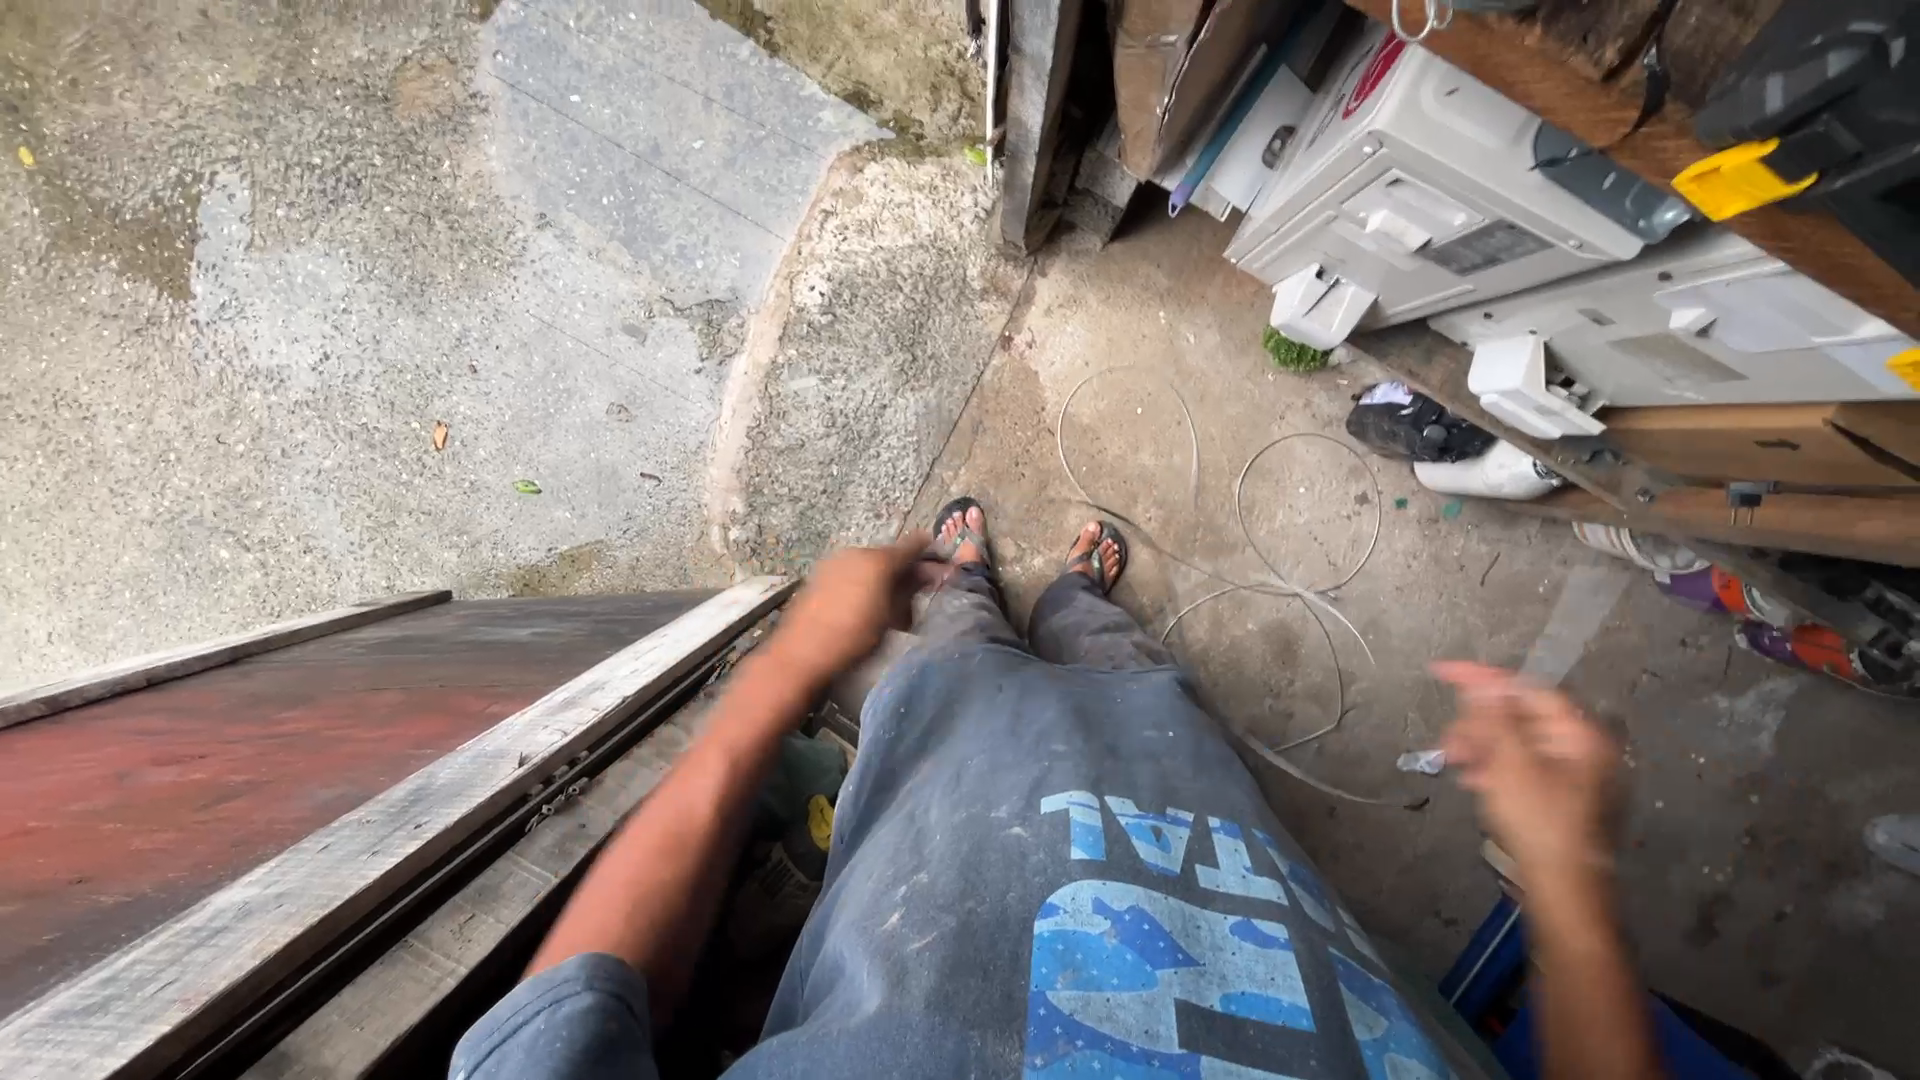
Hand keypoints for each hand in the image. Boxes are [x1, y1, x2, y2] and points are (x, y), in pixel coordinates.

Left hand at [766, 531, 937, 684]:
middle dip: (908, 575)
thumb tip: (931, 573)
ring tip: (893, 614)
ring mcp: (834, 563)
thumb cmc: (853, 637)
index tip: (944, 568)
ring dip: (886, 583)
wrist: (800, 655)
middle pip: (891, 557)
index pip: (914, 545)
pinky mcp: (819, 577)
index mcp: (877, 559)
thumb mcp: (891, 616)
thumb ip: (911, 589)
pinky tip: (868, 611)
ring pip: (871, 567)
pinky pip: (852, 575)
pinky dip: (866, 587)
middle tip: (919, 600)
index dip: (932, 554)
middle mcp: (855, 553)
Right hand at [1431, 662, 1622, 888]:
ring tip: (1457, 764)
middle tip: (1450, 742)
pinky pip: (1517, 761)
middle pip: (1516, 714)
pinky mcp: (1556, 790)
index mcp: (1577, 735)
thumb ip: (1495, 717)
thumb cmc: (1537, 820)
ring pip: (1512, 738)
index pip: (1526, 688)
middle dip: (1477, 723)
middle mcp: (1578, 746)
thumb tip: (1483, 681)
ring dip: (1479, 745)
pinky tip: (1475, 780)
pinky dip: (1492, 764)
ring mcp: (1569, 770)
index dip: (1482, 678)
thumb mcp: (1509, 763)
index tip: (1441, 671)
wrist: (1560, 885)